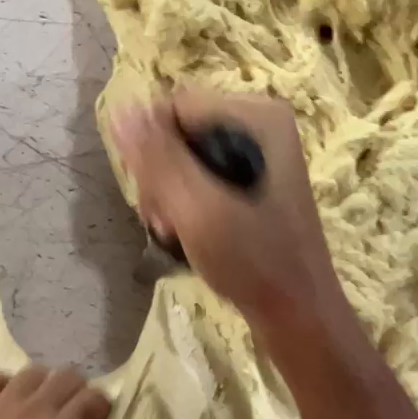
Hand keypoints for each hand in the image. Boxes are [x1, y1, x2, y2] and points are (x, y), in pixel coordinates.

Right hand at [111, 90, 343, 326]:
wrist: (296, 311)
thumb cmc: (251, 260)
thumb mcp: (198, 208)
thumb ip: (158, 158)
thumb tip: (121, 111)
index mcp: (255, 115)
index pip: (173, 108)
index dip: (153, 152)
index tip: (157, 201)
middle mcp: (259, 124)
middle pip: (178, 132)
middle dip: (161, 179)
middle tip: (167, 225)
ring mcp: (258, 155)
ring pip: (185, 159)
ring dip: (169, 198)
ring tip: (176, 235)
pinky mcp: (254, 183)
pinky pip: (202, 179)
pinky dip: (188, 207)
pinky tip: (189, 236)